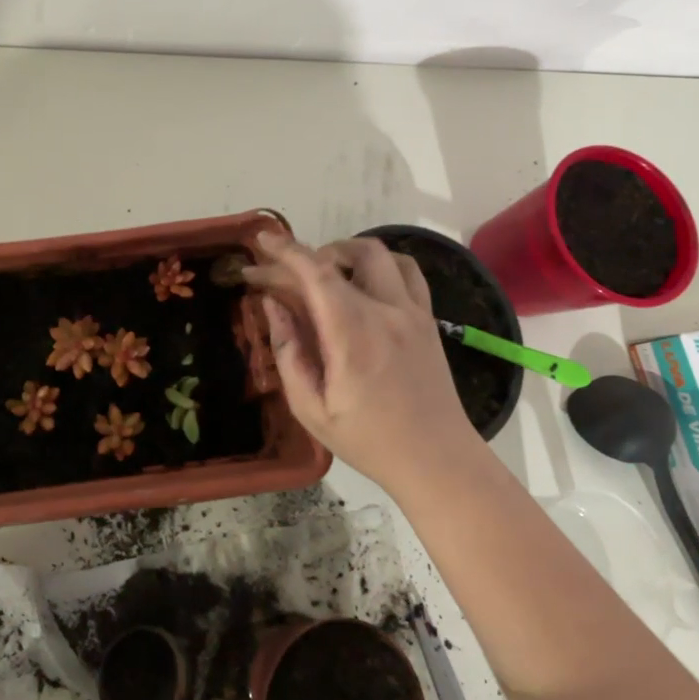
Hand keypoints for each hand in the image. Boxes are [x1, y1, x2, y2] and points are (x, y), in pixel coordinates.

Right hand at [244, 232, 478, 494]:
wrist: (437, 459)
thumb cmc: (368, 441)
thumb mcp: (311, 408)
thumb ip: (288, 352)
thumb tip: (271, 305)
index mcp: (352, 333)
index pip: (315, 273)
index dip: (286, 250)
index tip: (261, 240)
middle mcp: (386, 311)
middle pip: (348, 254)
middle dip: (311, 253)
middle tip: (286, 275)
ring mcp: (413, 311)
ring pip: (381, 254)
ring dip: (347, 252)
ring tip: (325, 273)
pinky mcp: (428, 319)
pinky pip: (408, 271)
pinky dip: (382, 264)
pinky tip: (365, 283)